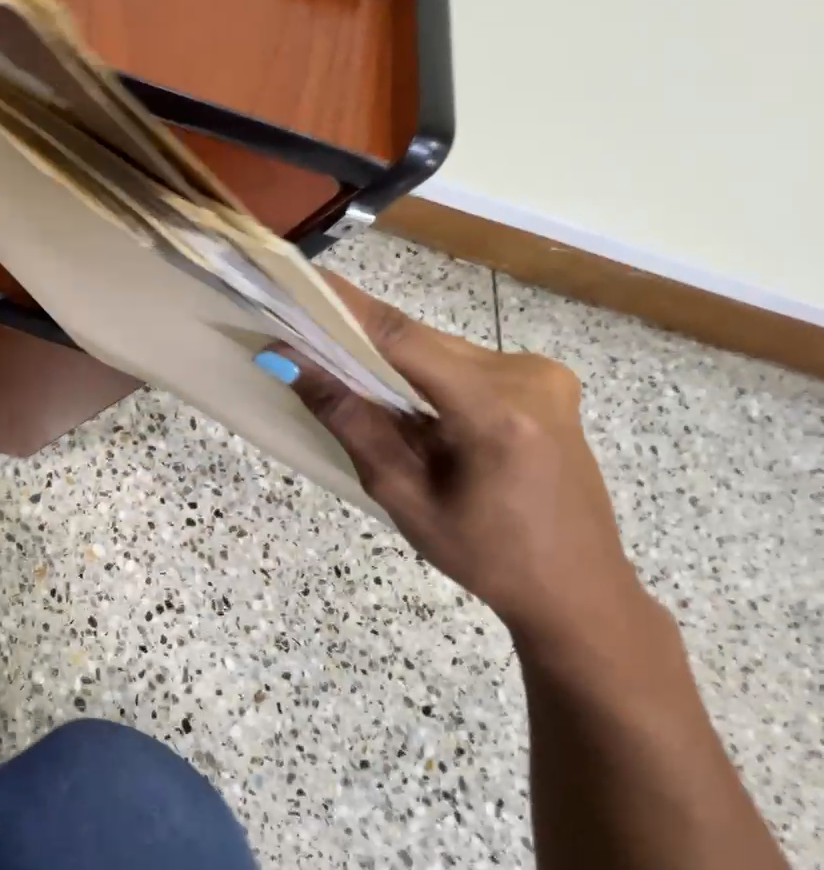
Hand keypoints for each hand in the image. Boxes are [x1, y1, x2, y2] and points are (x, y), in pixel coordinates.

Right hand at [278, 274, 652, 645]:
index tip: (296, 281)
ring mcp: (541, 375)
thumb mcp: (402, 493)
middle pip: (417, 340)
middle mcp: (527, 377)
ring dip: (382, 356)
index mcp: (497, 411)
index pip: (402, 339)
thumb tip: (291, 362)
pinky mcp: (542, 382)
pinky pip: (457, 362)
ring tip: (328, 364)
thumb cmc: (486, 555)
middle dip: (352, 335)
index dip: (343, 308)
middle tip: (293, 329)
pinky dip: (414, 371)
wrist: (579, 587)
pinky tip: (385, 390)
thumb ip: (349, 420)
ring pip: (435, 350)